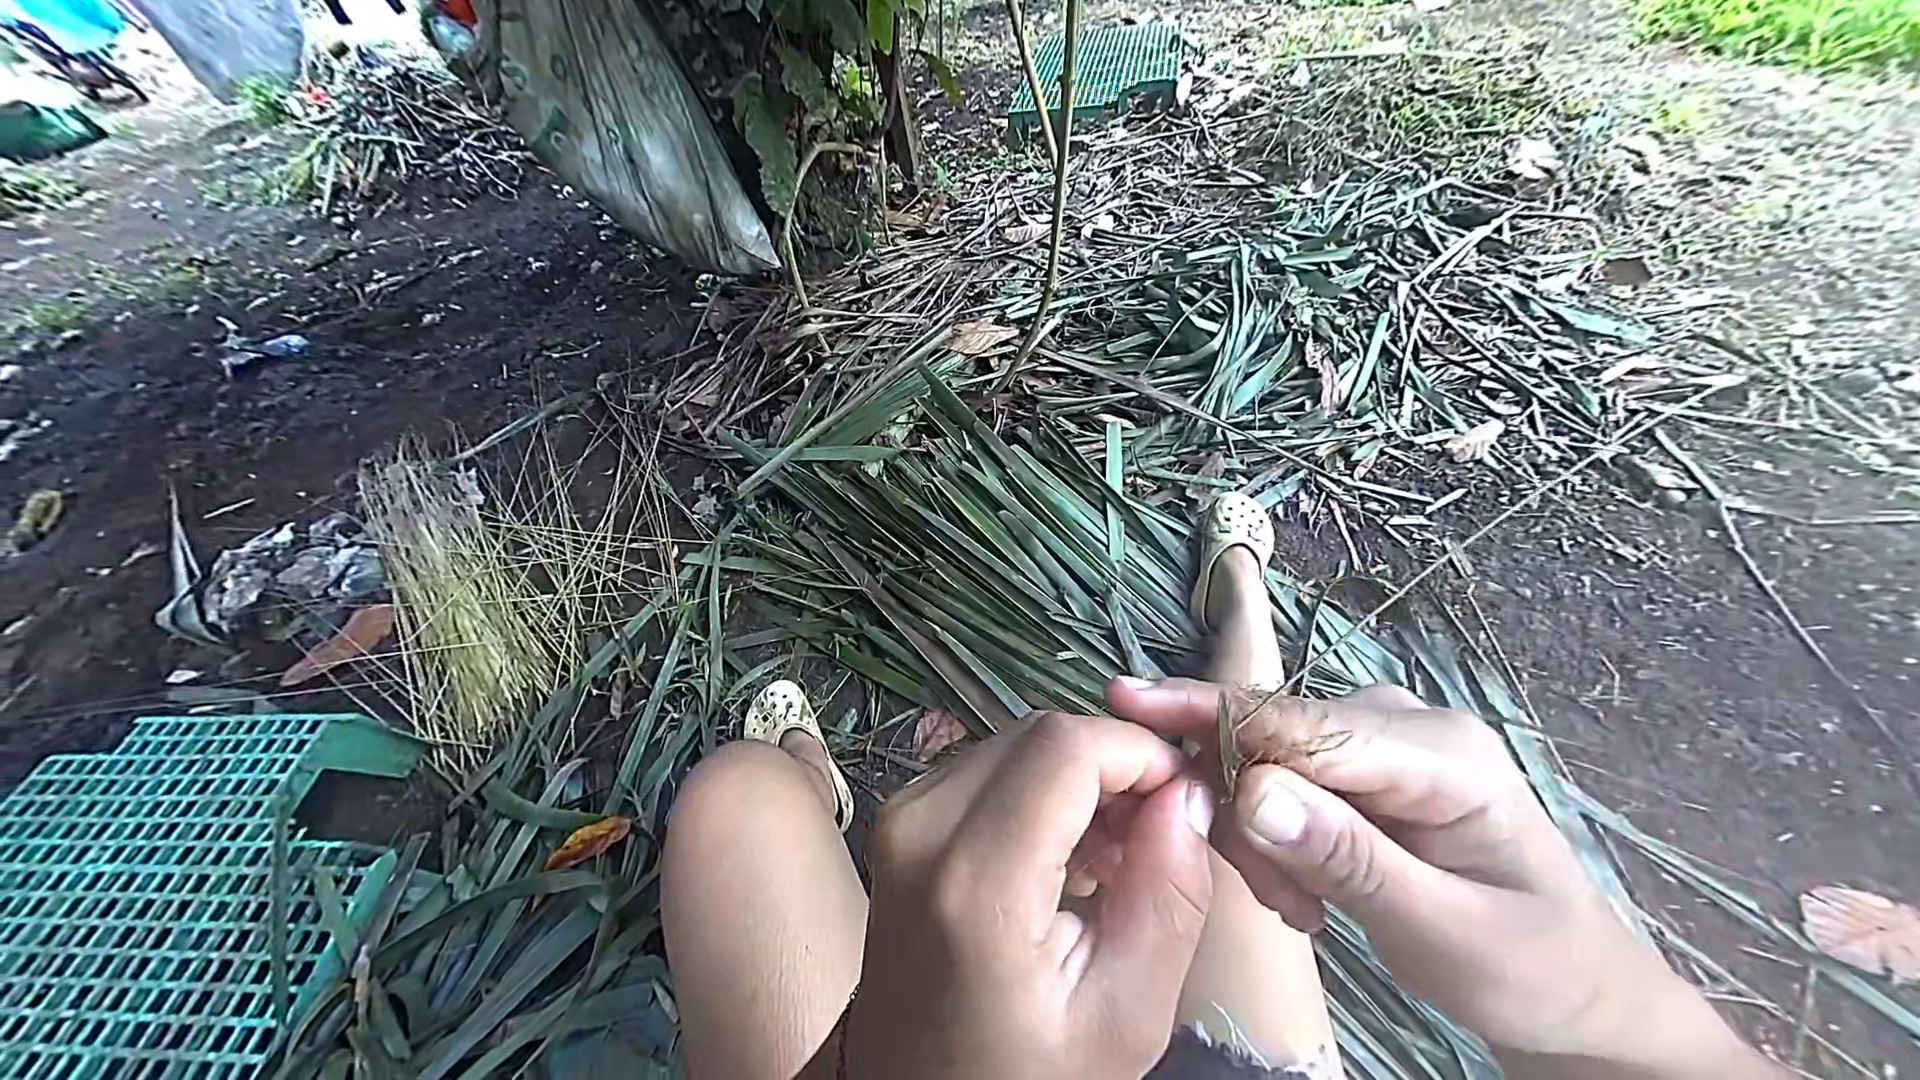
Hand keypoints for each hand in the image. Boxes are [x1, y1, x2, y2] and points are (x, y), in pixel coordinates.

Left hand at [843, 712, 1216, 1079]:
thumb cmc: (1023, 1074)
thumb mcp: (1124, 1013)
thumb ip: (1169, 894)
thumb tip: (1187, 792)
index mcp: (976, 880)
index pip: (1065, 747)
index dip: (1136, 752)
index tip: (1180, 797)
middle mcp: (925, 823)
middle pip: (1041, 733)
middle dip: (1111, 763)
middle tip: (1147, 832)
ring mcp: (905, 811)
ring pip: (1019, 741)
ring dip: (1078, 775)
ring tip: (1106, 851)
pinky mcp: (905, 810)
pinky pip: (991, 762)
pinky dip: (1041, 785)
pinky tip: (1061, 846)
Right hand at [1108, 678, 1778, 1078]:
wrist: (1571, 982)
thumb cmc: (1527, 967)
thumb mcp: (1446, 936)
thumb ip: (1348, 859)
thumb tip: (1247, 790)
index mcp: (1438, 750)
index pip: (1297, 722)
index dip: (1206, 710)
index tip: (1124, 699)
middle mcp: (1395, 719)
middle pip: (1267, 736)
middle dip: (1241, 809)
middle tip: (1279, 901)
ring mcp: (1368, 733)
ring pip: (1259, 755)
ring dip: (1254, 828)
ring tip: (1301, 904)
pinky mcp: (1348, 754)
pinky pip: (1272, 769)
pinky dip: (1264, 825)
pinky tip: (1300, 879)